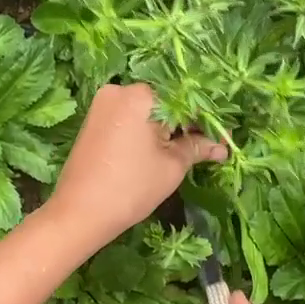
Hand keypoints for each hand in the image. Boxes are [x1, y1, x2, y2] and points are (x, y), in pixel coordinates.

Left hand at [45, 83, 225, 247]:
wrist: (79, 213)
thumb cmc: (130, 189)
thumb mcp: (171, 167)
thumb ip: (197, 148)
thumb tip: (221, 146)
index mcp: (142, 95)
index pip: (187, 101)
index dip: (209, 121)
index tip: (225, 138)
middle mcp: (120, 90)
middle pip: (167, 103)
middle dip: (189, 124)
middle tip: (212, 145)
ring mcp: (104, 104)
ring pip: (148, 111)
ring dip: (169, 127)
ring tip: (191, 149)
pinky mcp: (95, 120)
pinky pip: (131, 118)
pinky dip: (148, 131)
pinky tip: (164, 147)